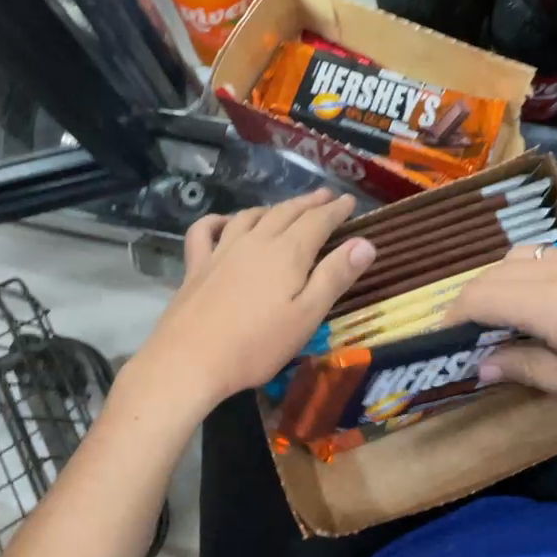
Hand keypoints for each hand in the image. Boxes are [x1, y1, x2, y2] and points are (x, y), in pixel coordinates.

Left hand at [128, 189, 376, 411]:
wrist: (190, 359)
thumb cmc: (257, 345)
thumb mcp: (307, 316)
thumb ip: (335, 276)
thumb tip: (366, 243)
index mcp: (288, 253)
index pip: (318, 221)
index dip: (336, 210)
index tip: (350, 201)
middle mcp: (256, 241)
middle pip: (286, 212)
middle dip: (309, 203)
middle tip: (325, 197)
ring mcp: (222, 250)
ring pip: (251, 216)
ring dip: (272, 208)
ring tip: (285, 208)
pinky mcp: (197, 265)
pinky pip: (206, 231)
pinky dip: (219, 220)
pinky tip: (224, 222)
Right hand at [444, 246, 556, 417]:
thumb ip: (526, 368)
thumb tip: (480, 363)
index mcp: (551, 302)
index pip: (480, 296)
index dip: (452, 316)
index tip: (439, 342)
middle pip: (493, 272)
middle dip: (468, 300)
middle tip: (462, 338)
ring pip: (517, 257)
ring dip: (495, 283)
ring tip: (495, 322)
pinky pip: (543, 257)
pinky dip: (521, 275)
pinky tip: (534, 307)